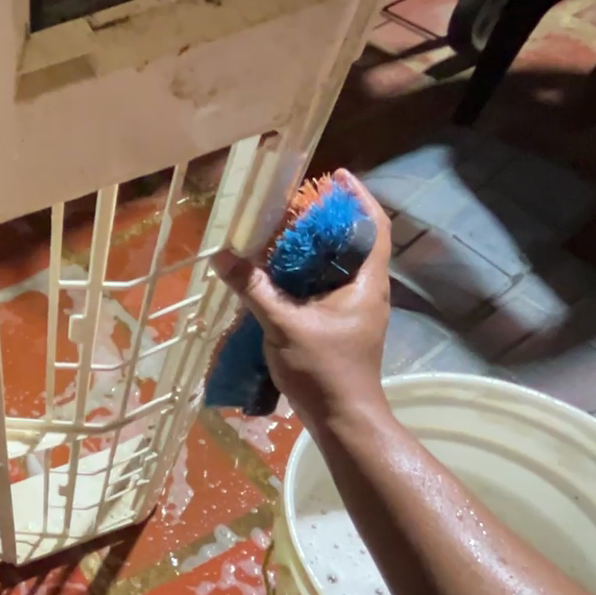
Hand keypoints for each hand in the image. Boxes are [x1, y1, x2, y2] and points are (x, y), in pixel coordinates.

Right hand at [212, 169, 392, 428]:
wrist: (343, 419)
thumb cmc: (325, 370)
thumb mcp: (284, 325)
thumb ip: (254, 289)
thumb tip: (222, 256)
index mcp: (367, 283)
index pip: (373, 226)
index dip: (357, 196)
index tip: (334, 175)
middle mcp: (366, 291)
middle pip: (352, 241)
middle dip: (325, 218)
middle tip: (290, 204)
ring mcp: (353, 309)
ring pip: (335, 265)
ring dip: (310, 246)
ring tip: (277, 232)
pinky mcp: (338, 325)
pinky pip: (322, 285)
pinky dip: (301, 272)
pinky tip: (274, 274)